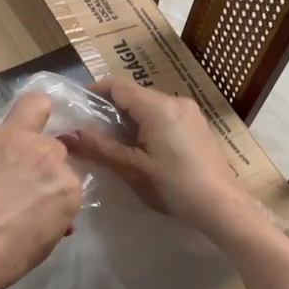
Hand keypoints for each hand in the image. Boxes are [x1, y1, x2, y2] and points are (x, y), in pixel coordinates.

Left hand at [0, 81, 82, 288]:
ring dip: (29, 114)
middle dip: (41, 157)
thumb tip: (46, 213)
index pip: (69, 179)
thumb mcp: (40, 248)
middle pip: (53, 144)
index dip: (53, 189)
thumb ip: (50, 221)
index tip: (38, 202)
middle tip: (21, 172)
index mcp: (67, 188)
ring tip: (11, 129)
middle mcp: (45, 154)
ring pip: (34, 103)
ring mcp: (10, 135)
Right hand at [64, 79, 245, 228]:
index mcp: (157, 106)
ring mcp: (191, 112)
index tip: (78, 109)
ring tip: (117, 145)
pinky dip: (151, 126)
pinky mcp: (199, 126)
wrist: (219, 203)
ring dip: (132, 120)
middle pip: (135, 95)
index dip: (94, 93)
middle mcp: (175, 100)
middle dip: (112, 110)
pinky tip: (145, 150)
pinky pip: (167, 117)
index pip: (117, 85)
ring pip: (152, 107)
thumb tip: (69, 135)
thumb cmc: (173, 185)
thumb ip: (100, 148)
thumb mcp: (132, 168)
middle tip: (94, 134)